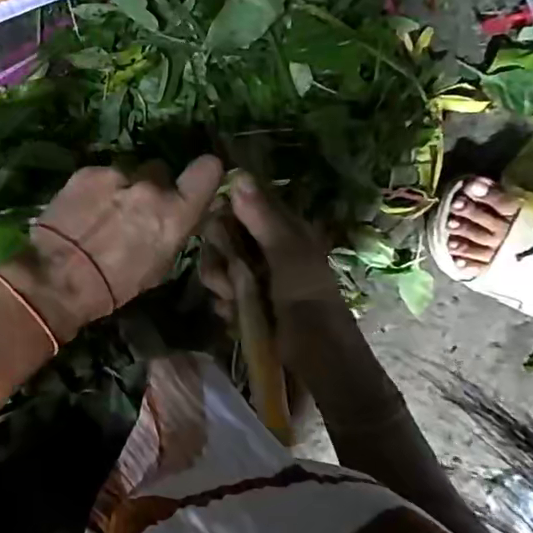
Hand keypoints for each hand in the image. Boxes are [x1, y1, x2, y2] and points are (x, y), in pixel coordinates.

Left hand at [0, 157, 223, 340]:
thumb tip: (185, 213)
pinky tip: (85, 210)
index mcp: (176, 212)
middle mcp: (152, 186)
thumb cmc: (118, 284)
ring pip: (129, 172)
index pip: (208, 169)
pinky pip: (102, 175)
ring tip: (106, 213)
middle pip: (161, 171)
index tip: (198, 180)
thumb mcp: (163, 262)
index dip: (205, 172)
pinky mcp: (87, 172)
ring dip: (124, 187)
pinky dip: (98, 189)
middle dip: (154, 186)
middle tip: (138, 209)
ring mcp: (117, 174)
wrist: (58, 279)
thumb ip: (177, 228)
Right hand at [199, 172, 341, 314]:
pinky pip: (222, 296)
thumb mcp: (287, 254)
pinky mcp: (248, 305)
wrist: (316, 356)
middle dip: (220, 260)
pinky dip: (227, 307)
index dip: (224, 217)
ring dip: (222, 287)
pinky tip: (236, 319)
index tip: (216, 231)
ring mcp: (257, 278)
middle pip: (224, 239)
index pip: (242, 208)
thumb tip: (239, 176)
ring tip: (234, 304)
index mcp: (283, 230)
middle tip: (229, 279)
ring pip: (219, 269)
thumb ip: (262, 218)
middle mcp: (267, 249)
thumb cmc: (308, 297)